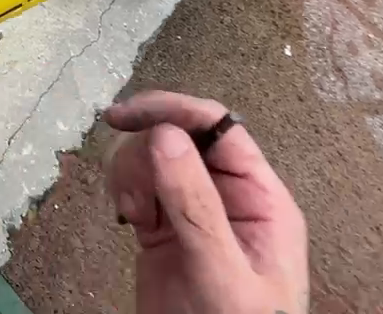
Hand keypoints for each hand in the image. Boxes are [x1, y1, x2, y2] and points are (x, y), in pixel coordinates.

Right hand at [104, 91, 307, 313]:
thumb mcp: (220, 272)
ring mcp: (194, 205)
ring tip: (134, 214)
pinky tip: (129, 219)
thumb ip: (195, 204)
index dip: (171, 110)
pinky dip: (122, 187)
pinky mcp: (164, 218)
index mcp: (260, 198)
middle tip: (133, 193)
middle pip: (175, 132)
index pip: (217, 125)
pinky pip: (135, 176)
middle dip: (143, 152)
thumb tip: (165, 133)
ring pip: (150, 151)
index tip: (124, 117)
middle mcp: (228, 193)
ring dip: (129, 172)